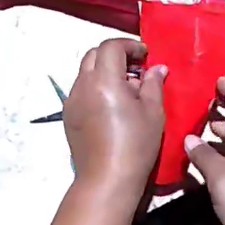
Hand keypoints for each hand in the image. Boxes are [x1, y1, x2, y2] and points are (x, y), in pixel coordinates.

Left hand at [63, 39, 165, 192]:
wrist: (107, 179)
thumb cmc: (136, 144)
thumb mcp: (154, 112)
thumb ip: (153, 84)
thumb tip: (156, 68)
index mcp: (104, 80)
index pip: (111, 47)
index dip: (130, 46)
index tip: (146, 56)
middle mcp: (82, 85)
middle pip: (94, 55)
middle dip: (115, 55)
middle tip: (136, 68)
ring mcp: (72, 101)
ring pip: (86, 73)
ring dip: (105, 71)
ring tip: (127, 89)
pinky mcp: (68, 117)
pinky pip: (82, 91)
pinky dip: (97, 88)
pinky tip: (113, 106)